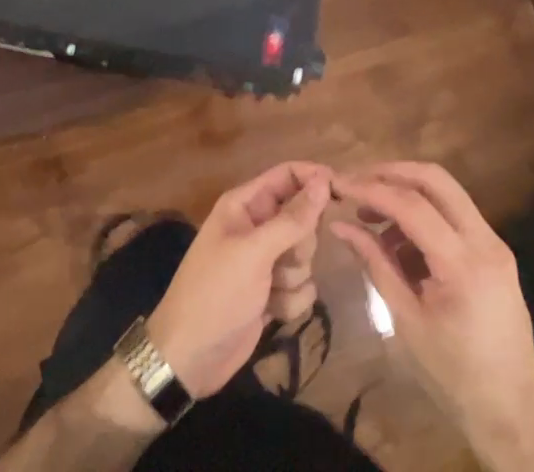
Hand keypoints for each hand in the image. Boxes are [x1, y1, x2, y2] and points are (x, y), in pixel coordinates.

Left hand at [146, 162, 331, 397]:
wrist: (190, 357)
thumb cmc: (216, 293)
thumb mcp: (254, 252)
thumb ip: (293, 218)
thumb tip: (323, 181)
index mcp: (244, 206)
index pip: (287, 175)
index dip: (314, 178)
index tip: (342, 191)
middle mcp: (255, 228)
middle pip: (303, 218)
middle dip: (302, 242)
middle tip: (283, 258)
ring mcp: (264, 262)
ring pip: (306, 256)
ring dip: (294, 276)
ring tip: (270, 289)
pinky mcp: (272, 293)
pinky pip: (302, 286)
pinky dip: (291, 300)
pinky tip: (270, 312)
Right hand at [332, 163, 533, 468]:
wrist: (509, 410)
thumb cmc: (451, 374)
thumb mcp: (406, 320)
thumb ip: (376, 265)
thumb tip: (341, 226)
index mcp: (464, 264)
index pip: (413, 206)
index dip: (371, 190)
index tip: (337, 185)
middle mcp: (487, 242)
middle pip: (438, 181)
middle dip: (392, 173)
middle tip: (354, 183)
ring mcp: (496, 246)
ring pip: (449, 195)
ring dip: (407, 194)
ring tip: (369, 218)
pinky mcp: (496, 255)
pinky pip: (457, 219)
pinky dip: (425, 217)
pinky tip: (397, 241)